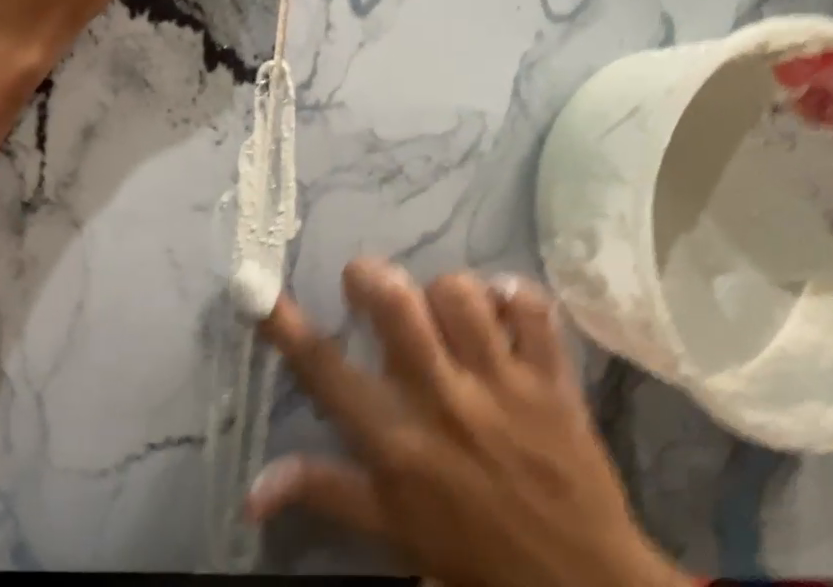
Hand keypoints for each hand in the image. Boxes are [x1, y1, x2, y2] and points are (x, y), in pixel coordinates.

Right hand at [252, 259, 688, 586]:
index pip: (324, 369)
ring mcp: (502, 385)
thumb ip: (324, 492)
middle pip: (395, 305)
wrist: (580, 585)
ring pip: (460, 294)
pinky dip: (513, 297)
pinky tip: (501, 309)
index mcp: (395, 440)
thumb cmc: (473, 553)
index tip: (256, 289)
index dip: (283, 325)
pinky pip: (533, 310)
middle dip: (369, 277)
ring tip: (440, 307)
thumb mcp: (390, 528)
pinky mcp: (552, 381)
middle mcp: (441, 399)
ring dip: (441, 290)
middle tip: (365, 283)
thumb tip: (252, 491)